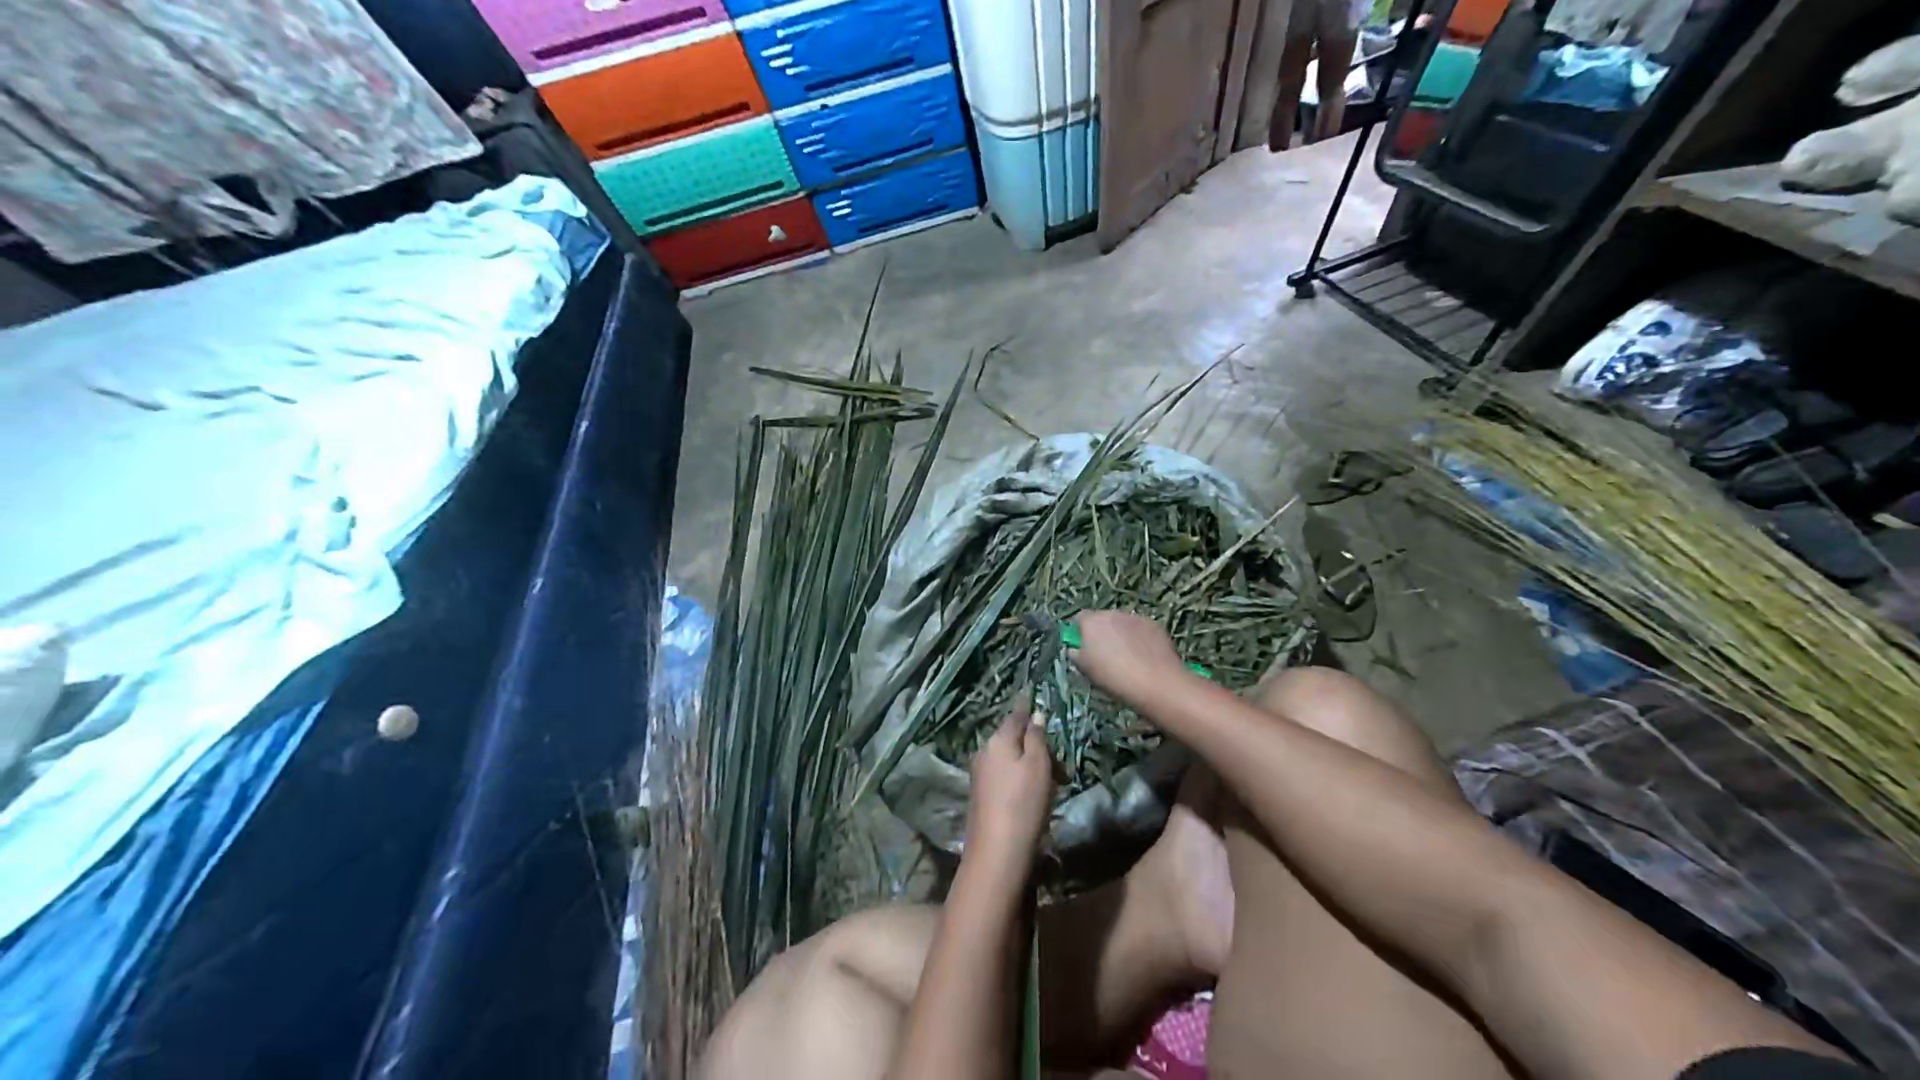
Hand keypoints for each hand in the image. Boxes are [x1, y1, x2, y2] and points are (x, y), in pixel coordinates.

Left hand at [964, 707, 1054, 872]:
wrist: (997, 851)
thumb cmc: (1023, 802)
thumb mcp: (1038, 764)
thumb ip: (1036, 736)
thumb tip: (1034, 714)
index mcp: (997, 739)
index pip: (1016, 715)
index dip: (1028, 708)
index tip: (1034, 695)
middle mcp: (984, 752)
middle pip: (1013, 738)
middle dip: (1035, 744)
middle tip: (1061, 766)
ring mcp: (980, 774)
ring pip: (1010, 758)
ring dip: (1030, 764)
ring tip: (1053, 784)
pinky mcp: (982, 795)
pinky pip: (1005, 775)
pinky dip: (1021, 778)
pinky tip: (1034, 795)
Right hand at [1068, 610, 1188, 705]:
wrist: (1157, 683)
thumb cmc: (1114, 677)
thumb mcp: (1085, 670)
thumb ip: (1075, 654)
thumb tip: (1075, 649)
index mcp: (1092, 622)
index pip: (1078, 618)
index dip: (1078, 631)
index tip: (1081, 646)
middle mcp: (1113, 613)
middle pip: (1102, 619)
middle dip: (1100, 632)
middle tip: (1103, 655)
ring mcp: (1136, 618)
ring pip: (1122, 624)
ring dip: (1120, 634)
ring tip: (1126, 658)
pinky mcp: (1155, 626)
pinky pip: (1140, 629)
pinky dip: (1139, 639)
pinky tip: (1143, 657)